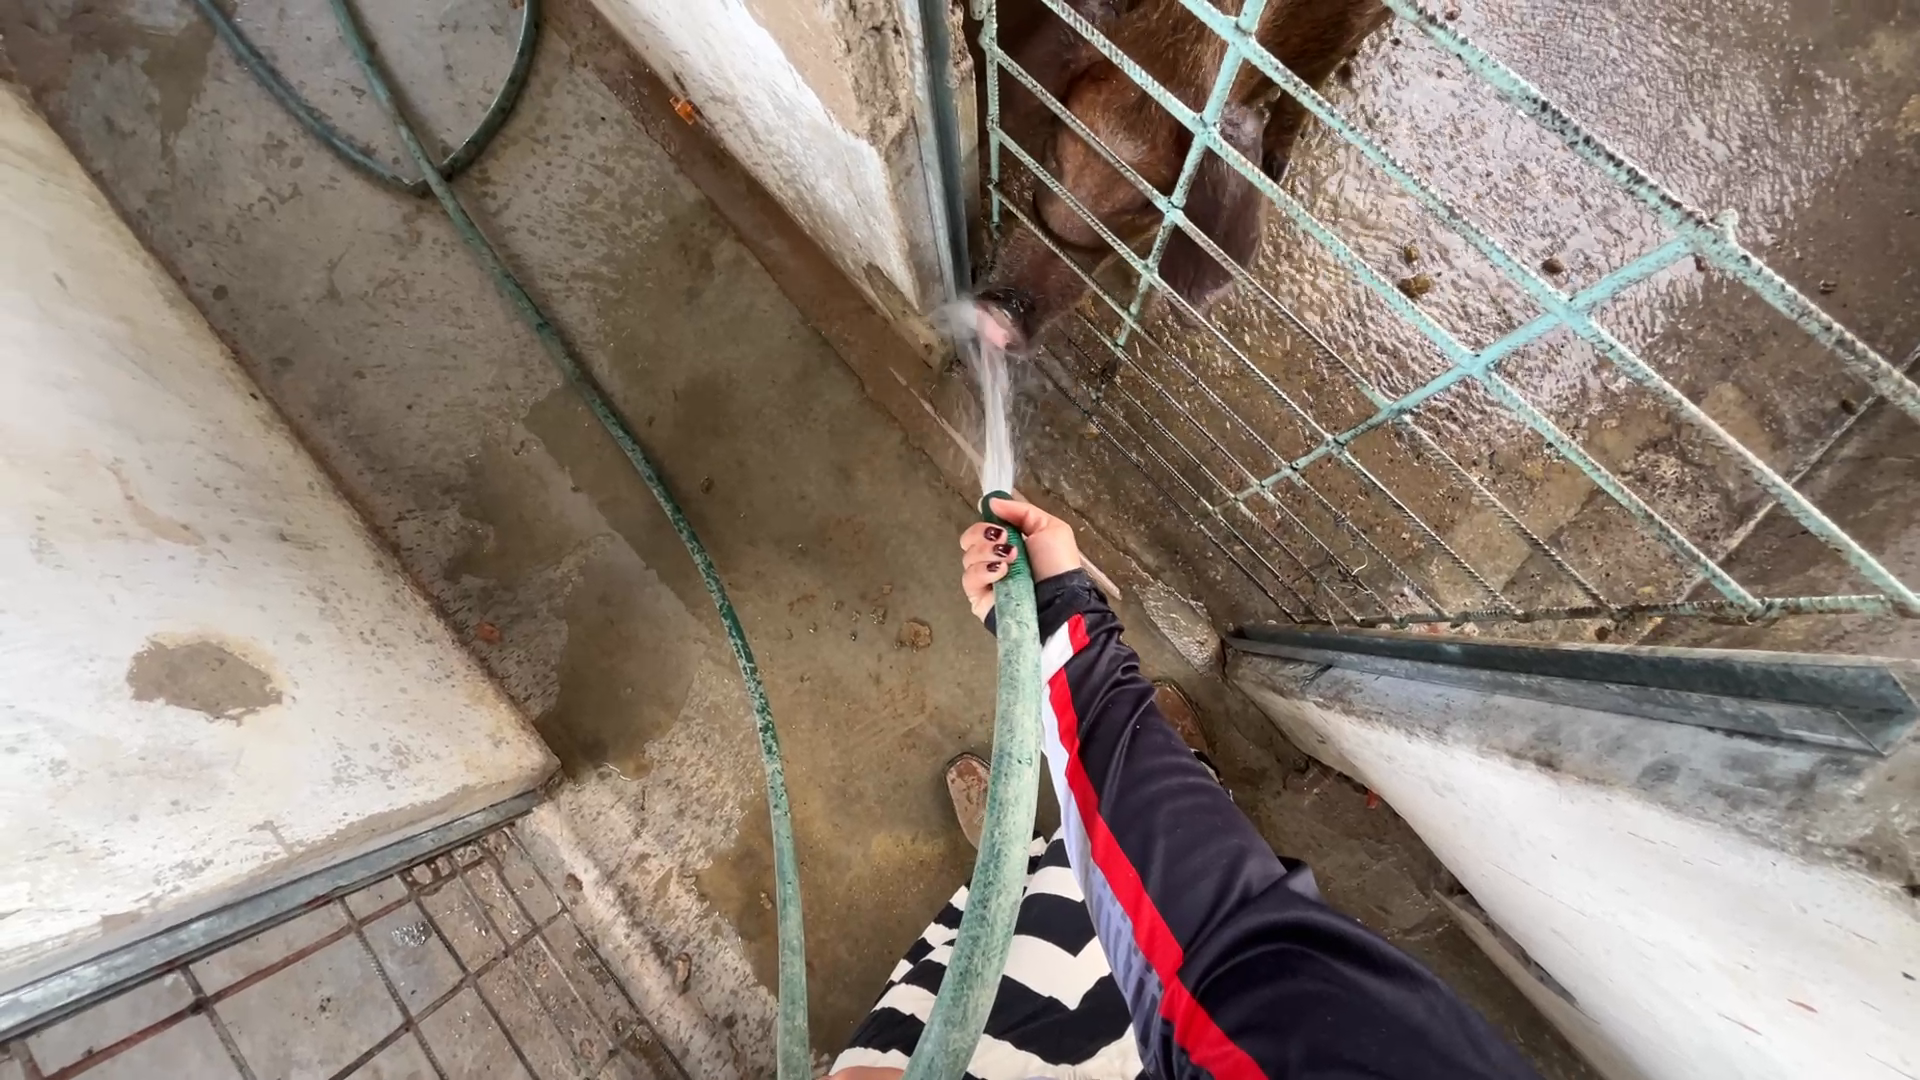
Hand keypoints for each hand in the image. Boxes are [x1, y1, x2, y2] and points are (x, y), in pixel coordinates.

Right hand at [958, 497, 1081, 621]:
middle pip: (969, 539)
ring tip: (1010, 560)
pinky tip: (1001, 572)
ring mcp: (986, 580)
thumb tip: (991, 502)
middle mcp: (994, 560)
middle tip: (1003, 539)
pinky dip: (983, 571)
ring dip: (987, 552)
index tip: (999, 525)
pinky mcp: (979, 598)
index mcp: (1009, 543)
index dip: (986, 522)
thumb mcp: (1050, 528)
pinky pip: (969, 579)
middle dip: (983, 535)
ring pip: (967, 557)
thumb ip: (1021, 511)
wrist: (1060, 600)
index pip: (983, 527)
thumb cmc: (1058, 565)